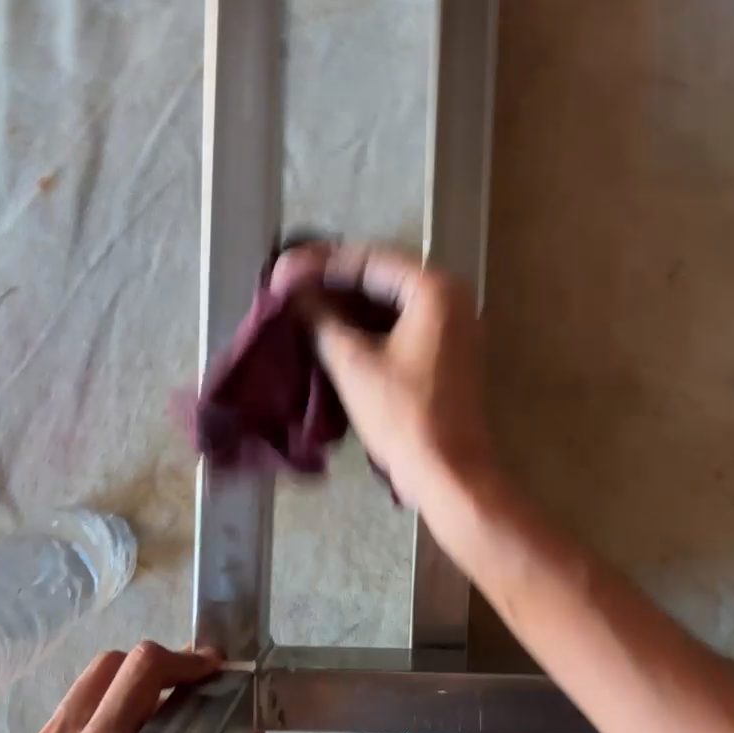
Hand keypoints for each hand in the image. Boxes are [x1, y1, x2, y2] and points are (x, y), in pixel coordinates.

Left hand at [0, 642, 222, 732]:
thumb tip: (241, 716)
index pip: (141, 667)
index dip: (184, 659)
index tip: (211, 667)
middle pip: (108, 666)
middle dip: (154, 669)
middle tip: (187, 687)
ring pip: (83, 692)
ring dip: (124, 693)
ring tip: (155, 718)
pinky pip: (62, 725)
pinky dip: (96, 722)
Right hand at [271, 243, 494, 506]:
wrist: (449, 473)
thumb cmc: (404, 416)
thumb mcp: (353, 363)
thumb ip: (321, 319)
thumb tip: (295, 294)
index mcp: (436, 290)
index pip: (368, 260)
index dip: (317, 264)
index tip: (278, 273)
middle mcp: (453, 298)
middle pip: (381, 277)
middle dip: (331, 283)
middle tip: (286, 287)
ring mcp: (454, 327)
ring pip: (390, 304)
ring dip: (346, 306)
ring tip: (299, 309)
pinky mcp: (448, 354)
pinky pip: (401, 326)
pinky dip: (367, 328)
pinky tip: (330, 334)